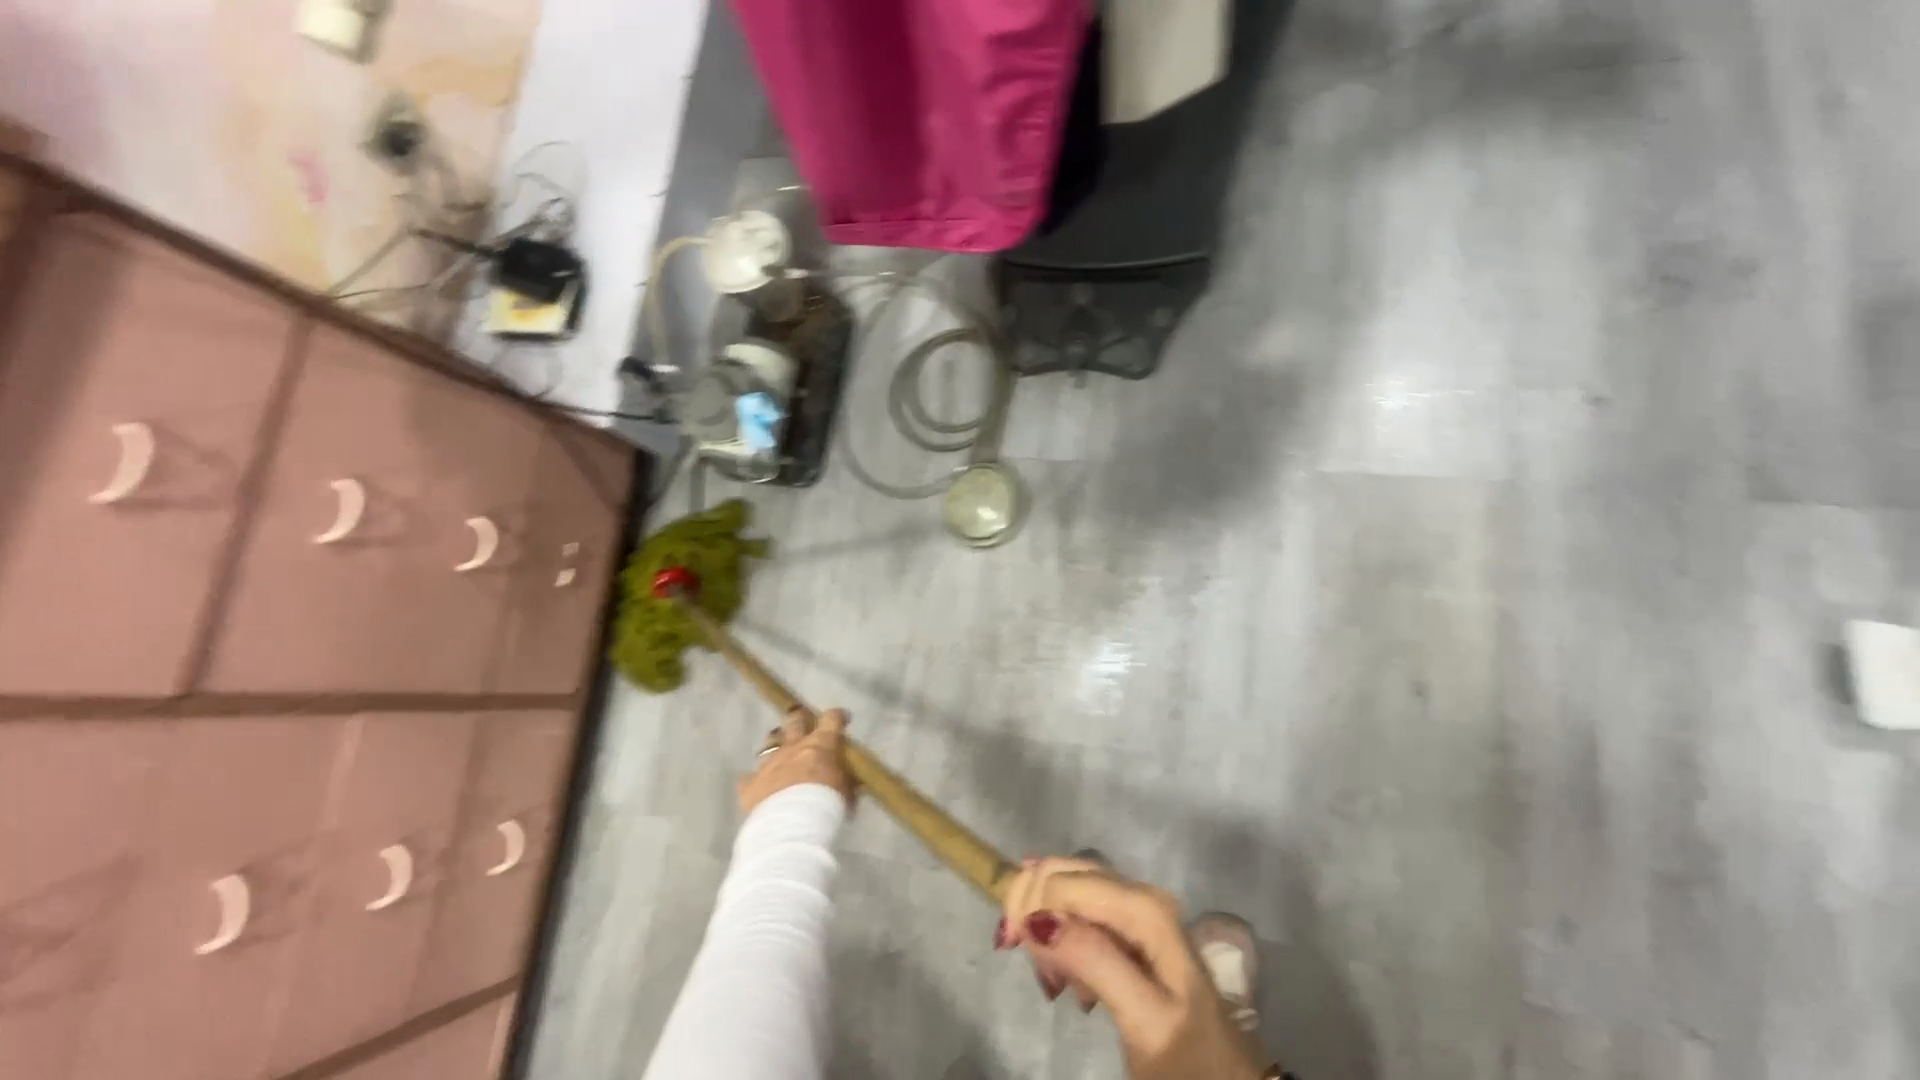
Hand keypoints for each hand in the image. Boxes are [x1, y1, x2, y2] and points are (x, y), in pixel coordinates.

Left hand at [737, 707, 854, 814]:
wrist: (792, 824)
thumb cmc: (827, 803)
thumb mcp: (846, 792)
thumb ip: (847, 783)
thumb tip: (854, 784)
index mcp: (820, 745)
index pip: (831, 719)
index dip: (837, 716)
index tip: (842, 717)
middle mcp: (792, 748)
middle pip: (794, 721)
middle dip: (799, 717)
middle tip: (802, 718)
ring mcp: (769, 763)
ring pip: (769, 744)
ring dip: (775, 745)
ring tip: (778, 750)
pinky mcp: (751, 784)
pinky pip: (750, 778)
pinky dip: (755, 780)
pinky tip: (758, 786)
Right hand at [999, 858, 1267, 1079]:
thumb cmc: (1188, 1058)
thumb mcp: (1144, 1020)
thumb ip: (1096, 963)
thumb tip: (1038, 918)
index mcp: (1145, 908)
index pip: (1063, 879)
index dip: (1027, 905)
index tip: (1010, 950)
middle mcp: (1141, 895)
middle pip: (1063, 874)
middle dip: (1032, 910)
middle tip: (1029, 963)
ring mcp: (1137, 911)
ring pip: (1066, 891)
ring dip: (1044, 927)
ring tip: (1052, 980)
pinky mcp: (1130, 930)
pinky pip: (1078, 913)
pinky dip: (1060, 938)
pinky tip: (1067, 975)